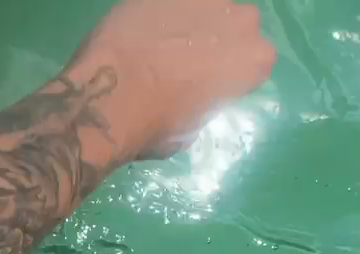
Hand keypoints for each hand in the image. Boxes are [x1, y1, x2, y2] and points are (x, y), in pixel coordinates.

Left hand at [70, 0, 275, 158]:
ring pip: (205, 8)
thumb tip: (188, 102)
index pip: (252, 64)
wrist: (106, 97)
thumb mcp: (184, 135)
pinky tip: (137, 33)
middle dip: (213, 42)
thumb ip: (200, 109)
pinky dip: (158, 14)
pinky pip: (169, 2)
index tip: (203, 88)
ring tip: (155, 47)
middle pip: (235, 28)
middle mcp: (241, 20)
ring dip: (187, 24)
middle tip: (179, 66)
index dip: (227, 77)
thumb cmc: (148, 127)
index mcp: (253, 61)